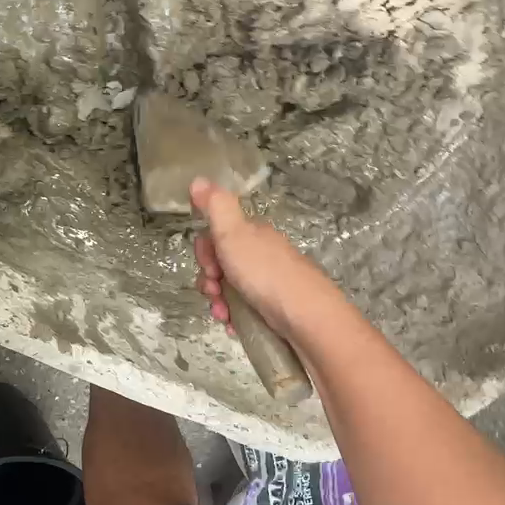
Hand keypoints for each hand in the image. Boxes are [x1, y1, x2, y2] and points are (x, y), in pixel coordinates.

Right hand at [190, 178, 347, 339]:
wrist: (305, 316)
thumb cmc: (265, 273)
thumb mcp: (234, 234)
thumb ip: (215, 207)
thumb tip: (198, 179)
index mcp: (252, 235)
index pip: (215, 237)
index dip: (204, 253)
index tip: (209, 267)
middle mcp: (260, 254)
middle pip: (219, 264)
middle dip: (209, 281)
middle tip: (214, 292)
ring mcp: (267, 281)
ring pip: (229, 288)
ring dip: (218, 301)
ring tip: (224, 314)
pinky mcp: (272, 305)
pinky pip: (243, 307)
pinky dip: (233, 316)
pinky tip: (233, 325)